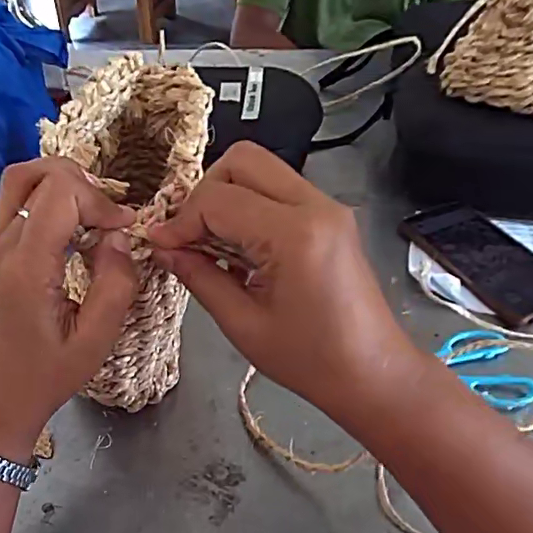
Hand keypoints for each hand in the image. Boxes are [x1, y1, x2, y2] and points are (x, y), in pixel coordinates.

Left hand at [0, 159, 137, 460]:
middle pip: (34, 173)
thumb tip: (120, 237)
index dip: (99, 200)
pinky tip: (77, 231)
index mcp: (28, 265)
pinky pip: (22, 204)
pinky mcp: (1, 253)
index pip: (59, 193)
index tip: (123, 229)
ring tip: (93, 215)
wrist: (4, 393)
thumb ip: (115, 284)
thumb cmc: (49, 373)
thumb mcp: (97, 338)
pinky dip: (52, 202)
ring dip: (63, 185)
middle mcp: (6, 247)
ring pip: (22, 181)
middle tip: (108, 216)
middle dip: (81, 183)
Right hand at [144, 142, 425, 426]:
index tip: (161, 246)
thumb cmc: (311, 360)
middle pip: (243, 160)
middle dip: (204, 193)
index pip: (219, 199)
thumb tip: (164, 249)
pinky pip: (280, 191)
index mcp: (295, 235)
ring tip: (211, 246)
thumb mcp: (243, 324)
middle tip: (188, 237)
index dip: (181, 220)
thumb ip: (200, 277)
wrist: (372, 372)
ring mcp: (328, 208)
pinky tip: (239, 249)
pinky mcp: (331, 217)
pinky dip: (250, 208)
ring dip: (227, 198)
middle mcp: (316, 206)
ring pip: (262, 170)